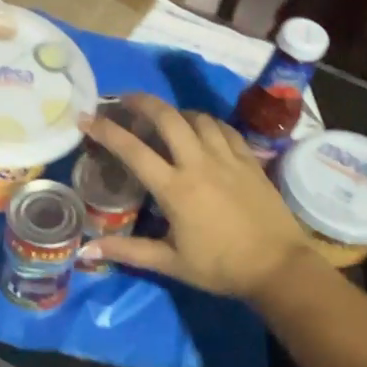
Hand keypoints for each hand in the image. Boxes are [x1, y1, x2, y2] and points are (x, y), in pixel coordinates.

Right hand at [78, 93, 316, 300]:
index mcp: (175, 188)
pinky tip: (201, 131)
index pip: (133, 150)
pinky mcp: (250, 160)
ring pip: (198, 118)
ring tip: (164, 118)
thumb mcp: (170, 263)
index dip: (106, 130)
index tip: (87, 118)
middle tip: (124, 100)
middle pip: (168, 117)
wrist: (279, 266)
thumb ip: (128, 251)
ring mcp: (228, 158)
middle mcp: (199, 163)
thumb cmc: (221, 267)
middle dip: (142, 102)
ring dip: (176, 112)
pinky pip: (224, 129)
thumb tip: (86, 249)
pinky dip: (206, 123)